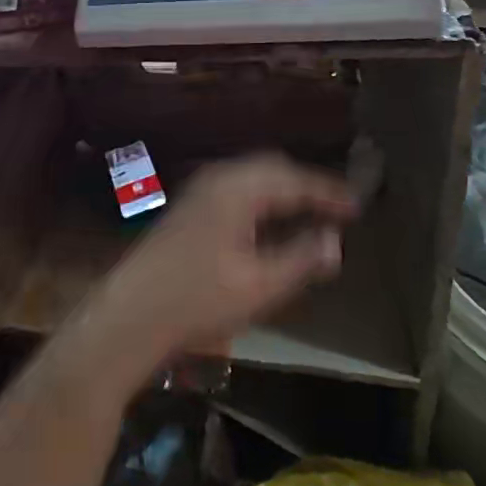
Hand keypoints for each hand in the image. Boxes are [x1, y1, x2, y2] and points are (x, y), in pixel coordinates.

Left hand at [83, 153, 356, 370]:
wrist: (127, 317)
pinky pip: (239, 189)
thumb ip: (301, 259)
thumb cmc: (196, 302)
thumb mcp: (259, 286)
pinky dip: (264, 199)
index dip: (328, 192)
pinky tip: (271, 223)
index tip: (358, 204)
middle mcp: (219, 178)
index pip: (295, 180)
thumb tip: (335, 241)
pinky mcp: (190, 207)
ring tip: (312, 211)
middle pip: (274, 169)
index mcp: (238, 189)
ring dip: (285, 190)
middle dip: (307, 185)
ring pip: (255, 177)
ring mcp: (200, 191)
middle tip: (338, 205)